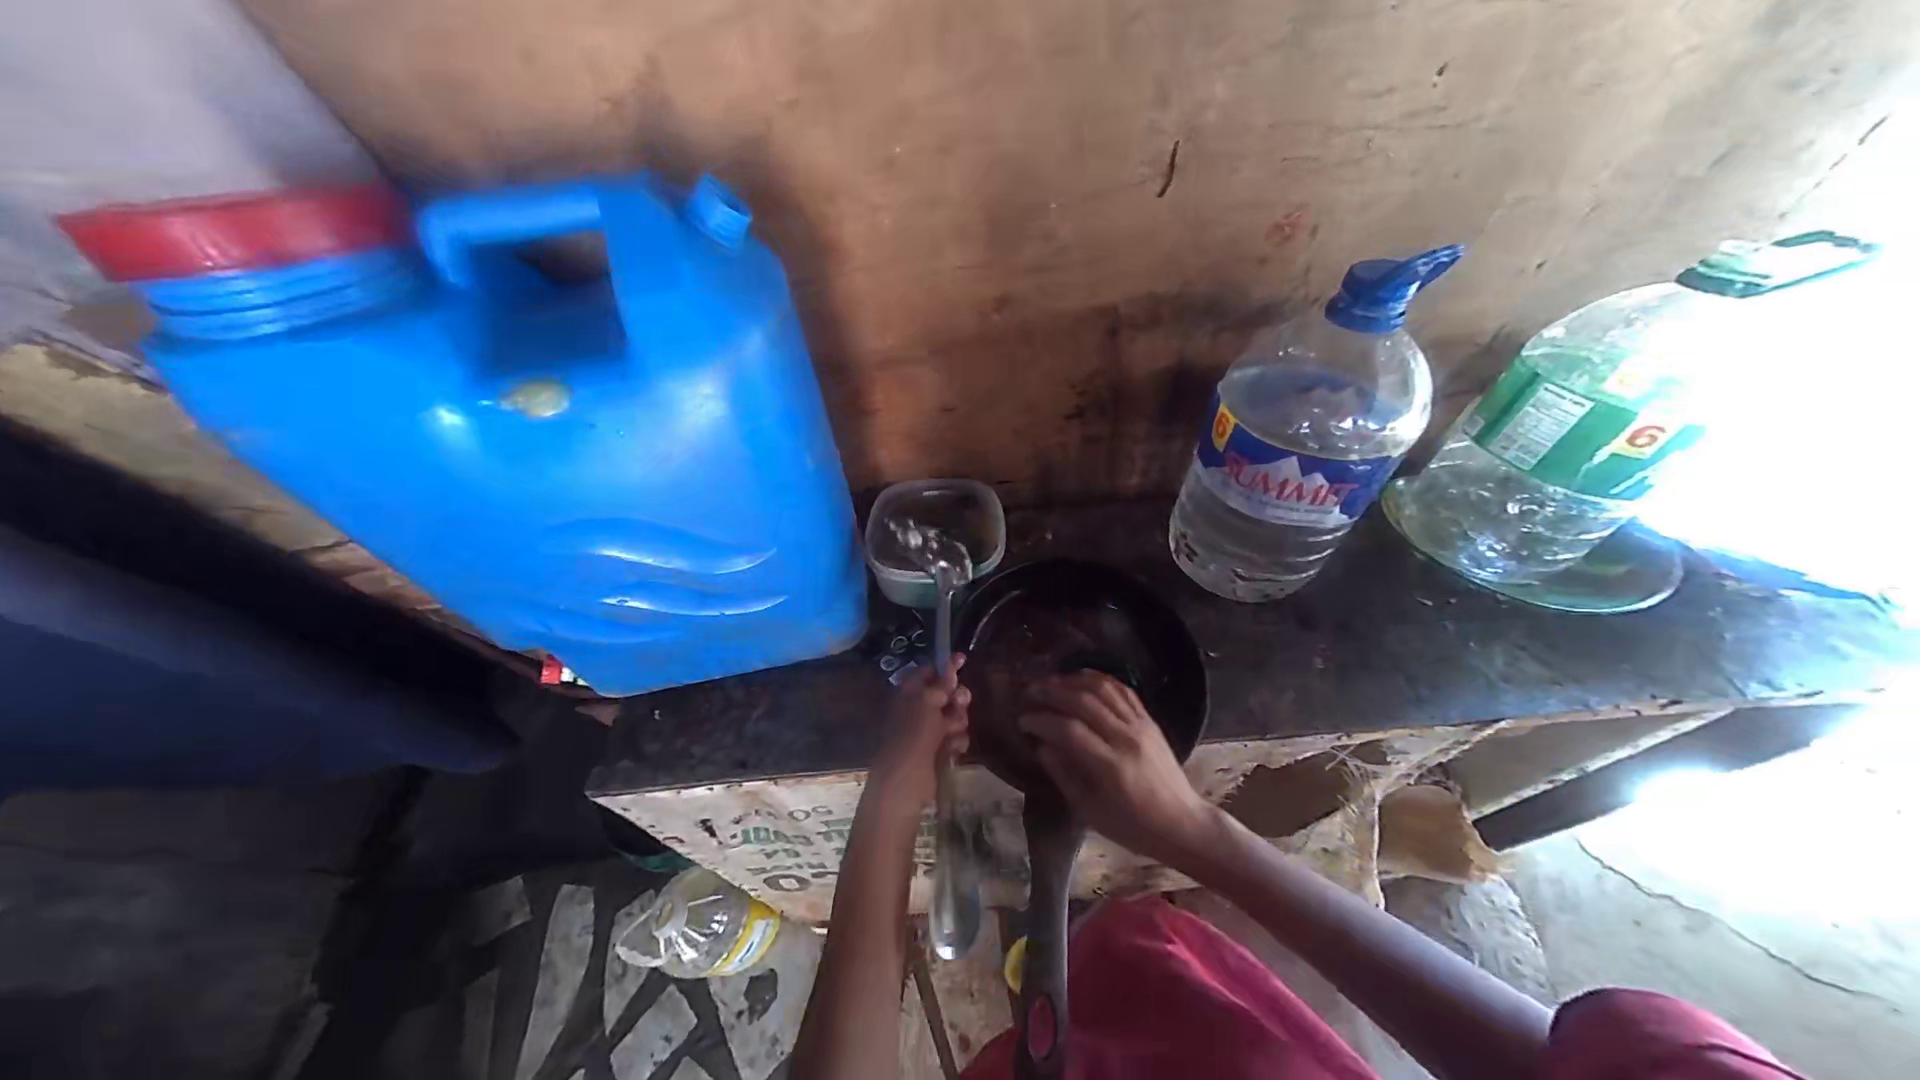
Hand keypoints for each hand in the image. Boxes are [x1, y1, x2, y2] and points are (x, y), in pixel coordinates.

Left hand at [865, 656, 970, 812]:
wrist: (905, 781)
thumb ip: (941, 683)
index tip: (963, 659)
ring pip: (953, 717)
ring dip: (957, 722)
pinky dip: (955, 742)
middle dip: (956, 699)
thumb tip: (950, 664)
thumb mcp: (928, 702)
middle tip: (960, 703)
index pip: (927, 671)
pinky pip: (954, 737)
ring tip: (951, 733)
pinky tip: (952, 749)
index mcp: (908, 693)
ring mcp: (926, 731)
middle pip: (945, 694)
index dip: (945, 666)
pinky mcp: (936, 750)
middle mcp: (917, 709)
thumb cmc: (913, 735)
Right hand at [1019, 672, 1221, 866]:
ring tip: (1049, 682)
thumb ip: (1063, 775)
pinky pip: (1122, 690)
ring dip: (1071, 680)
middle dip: (1050, 692)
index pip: (1069, 730)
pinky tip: (1080, 677)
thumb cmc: (1132, 827)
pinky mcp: (1149, 720)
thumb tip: (1040, 745)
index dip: (1041, 720)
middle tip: (1028, 693)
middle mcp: (1126, 739)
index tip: (1022, 720)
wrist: (1182, 824)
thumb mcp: (1090, 811)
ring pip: (1102, 689)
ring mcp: (1141, 726)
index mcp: (1111, 767)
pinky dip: (1099, 679)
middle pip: (1083, 701)